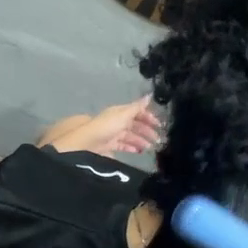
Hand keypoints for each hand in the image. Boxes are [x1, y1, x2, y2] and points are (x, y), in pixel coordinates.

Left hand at [38, 96, 163, 156]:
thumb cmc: (106, 126)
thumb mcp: (124, 114)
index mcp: (120, 112)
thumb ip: (137, 107)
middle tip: (158, 140)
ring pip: (130, 136)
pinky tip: (138, 152)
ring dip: (141, 141)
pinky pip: (123, 146)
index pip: (138, 112)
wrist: (87, 143)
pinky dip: (131, 148)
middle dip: (147, 131)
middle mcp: (117, 121)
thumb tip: (150, 95)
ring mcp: (113, 134)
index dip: (149, 117)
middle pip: (134, 125)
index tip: (160, 125)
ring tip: (150, 148)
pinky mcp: (109, 146)